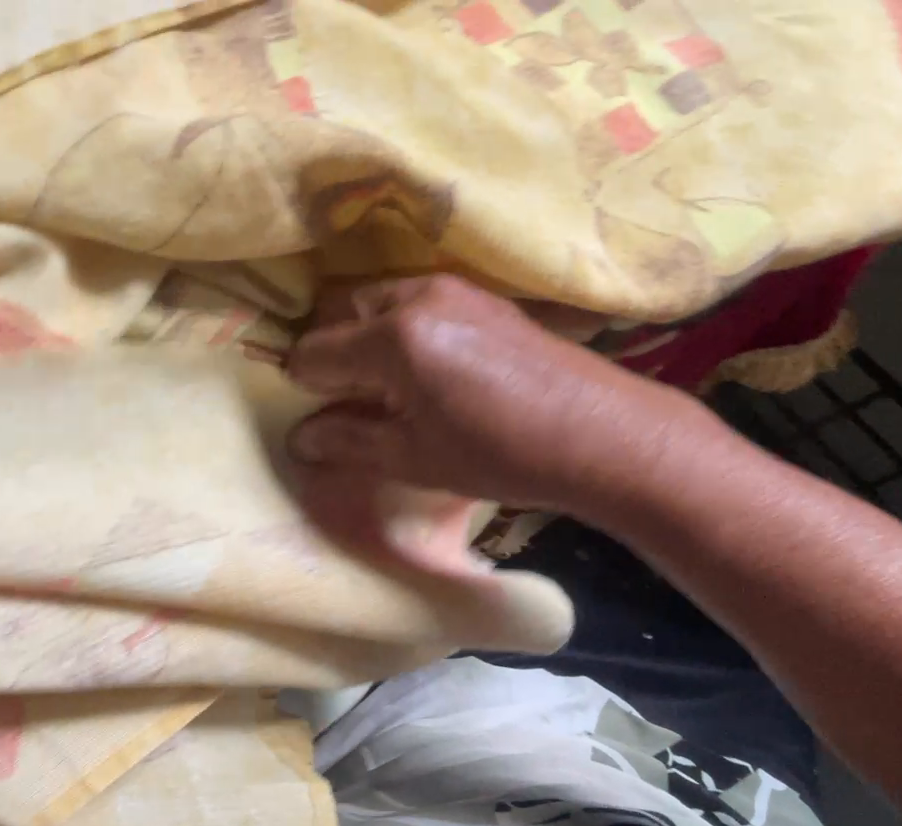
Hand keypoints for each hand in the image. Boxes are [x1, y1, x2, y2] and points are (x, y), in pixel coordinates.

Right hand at [285, 274, 716, 523]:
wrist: (602, 434)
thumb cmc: (500, 455)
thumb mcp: (413, 458)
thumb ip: (347, 440)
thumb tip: (300, 439)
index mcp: (392, 338)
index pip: (314, 351)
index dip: (305, 387)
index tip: (322, 417)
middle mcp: (416, 297)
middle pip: (341, 313)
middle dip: (334, 354)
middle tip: (353, 402)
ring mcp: (454, 289)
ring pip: (378, 303)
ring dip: (367, 339)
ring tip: (392, 390)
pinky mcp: (483, 296)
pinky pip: (416, 302)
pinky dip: (402, 331)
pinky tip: (430, 373)